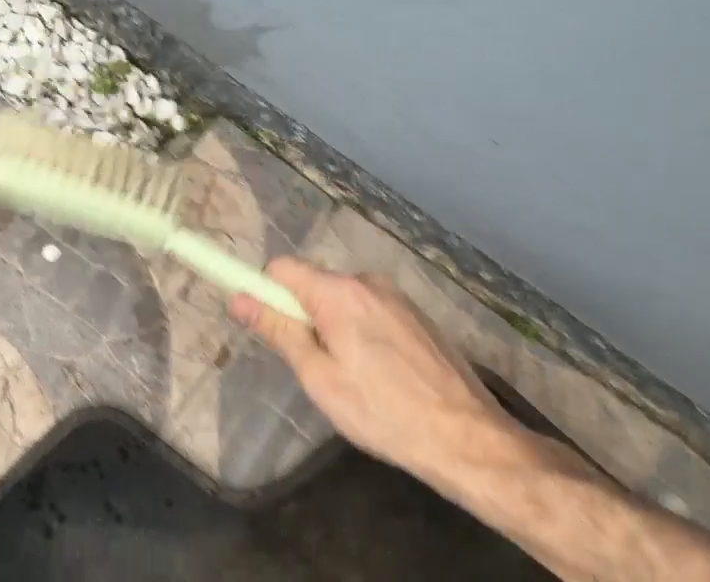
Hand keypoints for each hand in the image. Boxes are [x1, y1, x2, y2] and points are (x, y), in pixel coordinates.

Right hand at [229, 257, 514, 481]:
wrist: (470, 441)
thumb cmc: (382, 412)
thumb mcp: (318, 377)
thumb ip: (278, 330)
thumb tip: (239, 298)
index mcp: (338, 292)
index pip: (281, 268)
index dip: (265, 291)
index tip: (265, 324)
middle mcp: (367, 283)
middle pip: (314, 284)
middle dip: (303, 314)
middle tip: (314, 364)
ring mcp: (398, 298)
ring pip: (344, 299)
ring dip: (334, 325)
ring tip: (352, 375)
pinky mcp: (420, 317)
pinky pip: (372, 311)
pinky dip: (363, 332)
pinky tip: (382, 374)